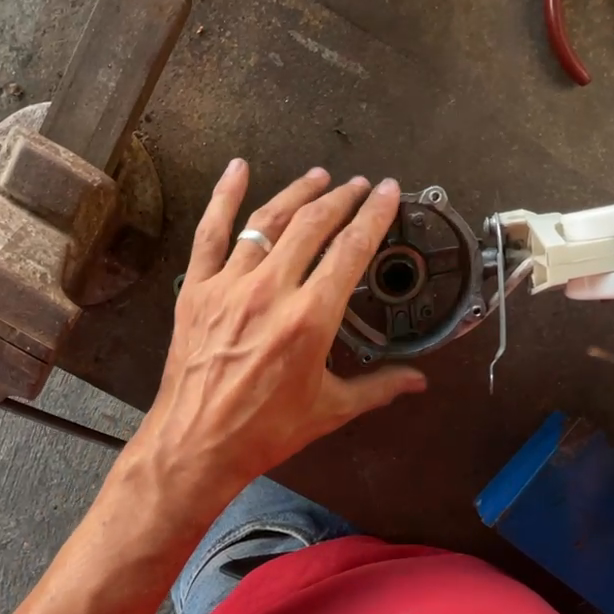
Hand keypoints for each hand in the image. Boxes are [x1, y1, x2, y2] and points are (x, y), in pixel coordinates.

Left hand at [128, 161, 426, 511]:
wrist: (197, 444)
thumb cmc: (264, 432)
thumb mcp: (329, 410)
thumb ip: (377, 388)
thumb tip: (417, 382)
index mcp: (310, 318)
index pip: (351, 250)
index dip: (374, 215)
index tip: (388, 192)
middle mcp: (271, 291)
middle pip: (312, 225)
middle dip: (341, 199)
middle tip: (358, 186)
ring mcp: (229, 286)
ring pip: (267, 221)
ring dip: (297, 193)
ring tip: (318, 177)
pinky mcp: (196, 290)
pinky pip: (210, 233)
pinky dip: (224, 197)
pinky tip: (238, 169)